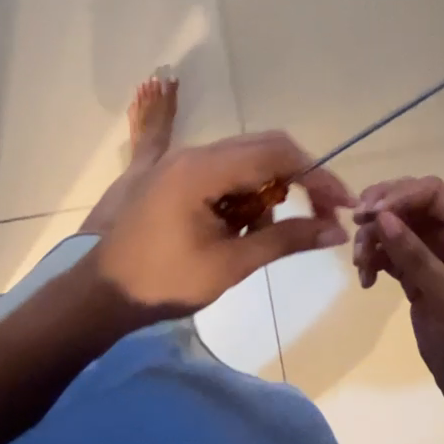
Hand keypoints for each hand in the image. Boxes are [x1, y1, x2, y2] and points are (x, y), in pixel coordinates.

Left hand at [94, 131, 354, 323]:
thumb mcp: (231, 263)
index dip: (318, 176)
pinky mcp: (175, 176)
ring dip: (269, 189)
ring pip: (246, 159)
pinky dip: (244, 194)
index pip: (277, 153)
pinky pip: (224, 171)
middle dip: (299, 179)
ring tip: (266, 233)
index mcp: (202, 169)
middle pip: (264, 148)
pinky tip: (241, 227)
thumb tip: (336, 231)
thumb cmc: (164, 282)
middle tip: (322, 217)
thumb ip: (286, 239)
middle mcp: (193, 154)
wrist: (101, 295)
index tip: (343, 207)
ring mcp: (180, 162)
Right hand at [352, 177, 443, 420]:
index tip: (369, 214)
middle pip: (412, 206)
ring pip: (397, 231)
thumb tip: (380, 216)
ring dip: (374, 240)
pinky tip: (366, 281)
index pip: (434, 194)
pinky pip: (392, 258)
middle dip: (381, 212)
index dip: (400, 195)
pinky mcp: (419, 283)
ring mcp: (435, 262)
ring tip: (360, 266)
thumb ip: (415, 256)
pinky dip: (375, 262)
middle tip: (355, 227)